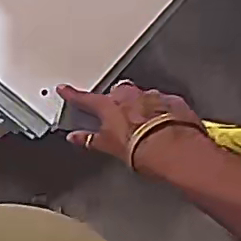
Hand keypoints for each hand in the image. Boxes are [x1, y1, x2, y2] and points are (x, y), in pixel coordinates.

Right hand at [57, 81, 210, 172]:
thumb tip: (77, 138)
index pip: (85, 98)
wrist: (175, 150)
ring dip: (140, 107)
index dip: (73, 95)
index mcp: (109, 105)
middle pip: (117, 93)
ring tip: (143, 126)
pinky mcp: (173, 102)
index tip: (65, 90)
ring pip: (141, 96)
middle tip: (117, 118)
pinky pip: (163, 102)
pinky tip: (163, 124)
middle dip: (116, 102)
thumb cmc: (141, 148)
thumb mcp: (108, 147)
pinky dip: (161, 110)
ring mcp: (152, 96)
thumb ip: (90, 140)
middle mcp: (129, 96)